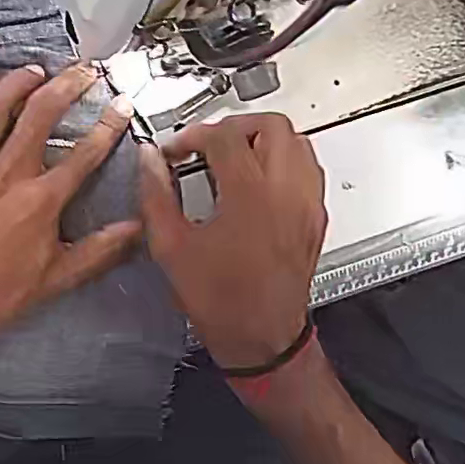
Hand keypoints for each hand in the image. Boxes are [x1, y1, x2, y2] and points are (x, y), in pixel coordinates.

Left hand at [0, 63, 141, 396]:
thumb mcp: (55, 279)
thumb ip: (100, 251)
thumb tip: (137, 228)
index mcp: (40, 202)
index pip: (84, 152)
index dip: (109, 124)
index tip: (121, 106)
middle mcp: (6, 175)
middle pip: (41, 113)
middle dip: (69, 85)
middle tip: (84, 73)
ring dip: (19, 82)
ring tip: (36, 71)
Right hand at [138, 113, 326, 368]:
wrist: (261, 337)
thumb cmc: (221, 301)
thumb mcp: (171, 247)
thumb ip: (156, 195)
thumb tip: (149, 162)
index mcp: (250, 196)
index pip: (225, 137)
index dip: (193, 135)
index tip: (177, 150)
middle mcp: (286, 193)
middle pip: (271, 126)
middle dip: (233, 126)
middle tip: (208, 143)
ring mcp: (306, 205)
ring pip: (298, 142)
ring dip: (262, 139)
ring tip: (233, 156)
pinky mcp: (315, 218)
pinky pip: (308, 169)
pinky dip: (283, 161)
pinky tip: (258, 180)